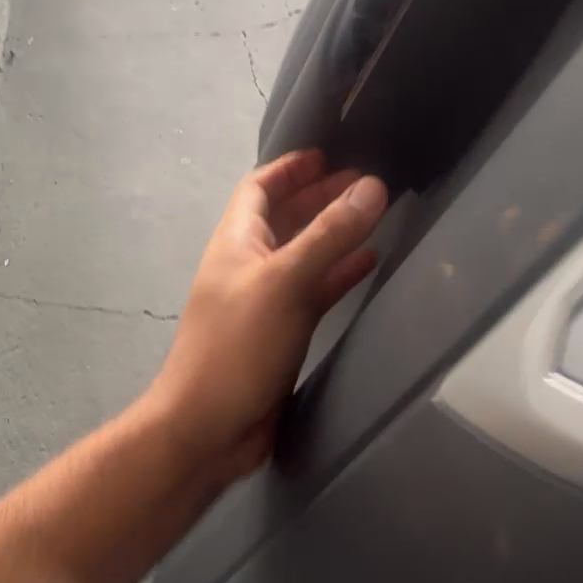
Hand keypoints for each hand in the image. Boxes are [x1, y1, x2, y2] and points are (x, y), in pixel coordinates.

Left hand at [143, 150, 387, 485]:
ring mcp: (266, 298)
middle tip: (365, 181)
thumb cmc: (237, 345)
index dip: (290, 168)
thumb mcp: (284, 281)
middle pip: (286, 216)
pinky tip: (370, 262)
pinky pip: (316, 289)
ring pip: (304, 252)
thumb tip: (373, 186)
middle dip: (321, 195)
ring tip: (375, 214)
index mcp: (237, 240)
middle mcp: (249, 263)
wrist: (207, 428)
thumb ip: (329, 235)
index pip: (260, 188)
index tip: (327, 154)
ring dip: (334, 232)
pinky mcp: (283, 330)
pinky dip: (340, 272)